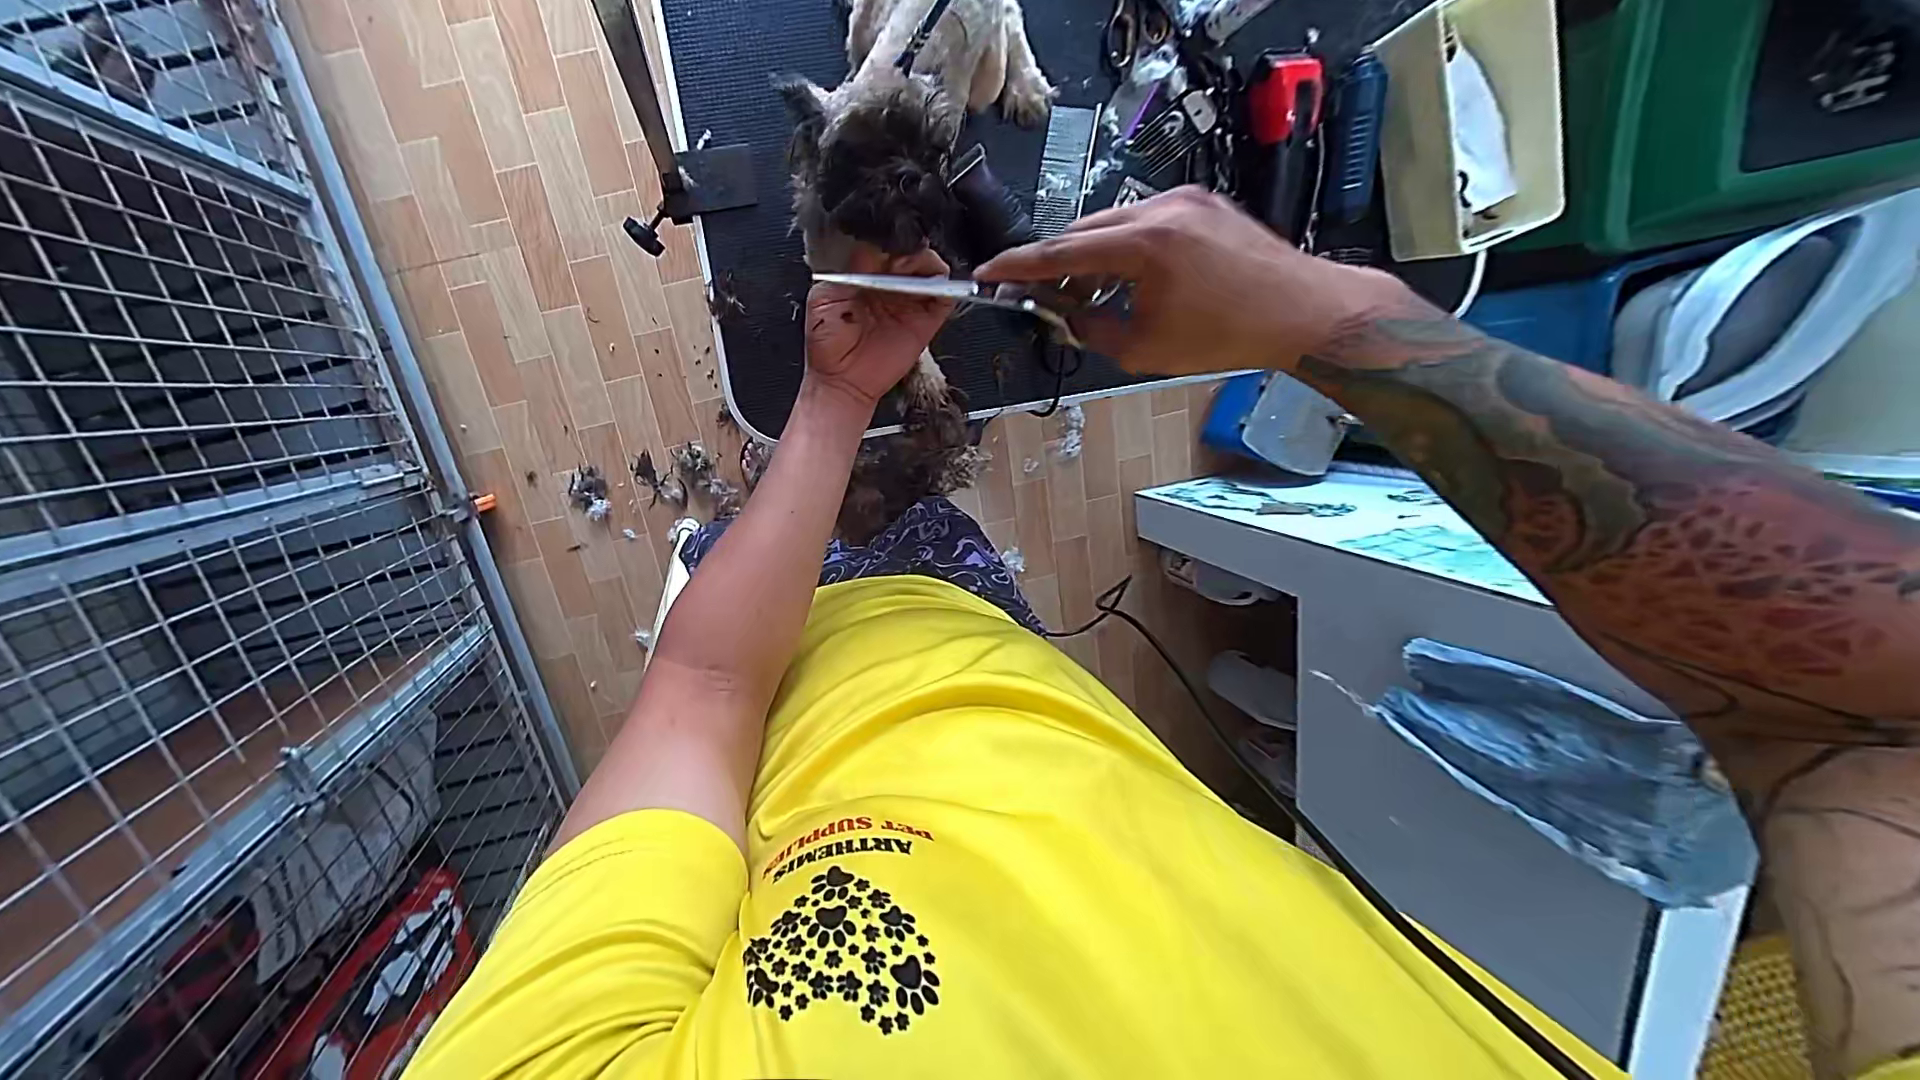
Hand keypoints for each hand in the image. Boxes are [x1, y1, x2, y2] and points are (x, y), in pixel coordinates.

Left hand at [804, 246, 953, 408]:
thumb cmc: (827, 344)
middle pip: (911, 250)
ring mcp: (909, 300)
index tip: (885, 245)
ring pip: (931, 268)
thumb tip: (869, 250)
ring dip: (926, 263)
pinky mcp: (926, 321)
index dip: (888, 238)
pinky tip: (934, 287)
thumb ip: (846, 271)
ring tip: (912, 273)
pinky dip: (947, 288)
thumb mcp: (825, 297)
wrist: (842, 381)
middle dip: (909, 248)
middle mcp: (889, 283)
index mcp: (864, 272)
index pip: (883, 243)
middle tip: (899, 260)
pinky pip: (945, 298)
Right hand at [977, 187, 1408, 376]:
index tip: (988, 271)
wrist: (1299, 310)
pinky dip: (1121, 249)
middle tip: (1041, 297)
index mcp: (1145, 244)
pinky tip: (1123, 280)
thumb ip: (1091, 329)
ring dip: (1090, 258)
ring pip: (1112, 223)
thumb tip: (1066, 316)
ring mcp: (1184, 199)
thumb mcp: (1142, 349)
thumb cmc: (1225, 337)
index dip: (1018, 265)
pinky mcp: (1201, 203)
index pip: (1062, 250)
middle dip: (1056, 264)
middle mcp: (1162, 208)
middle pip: (1083, 230)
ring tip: (1086, 296)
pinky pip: (1142, 221)